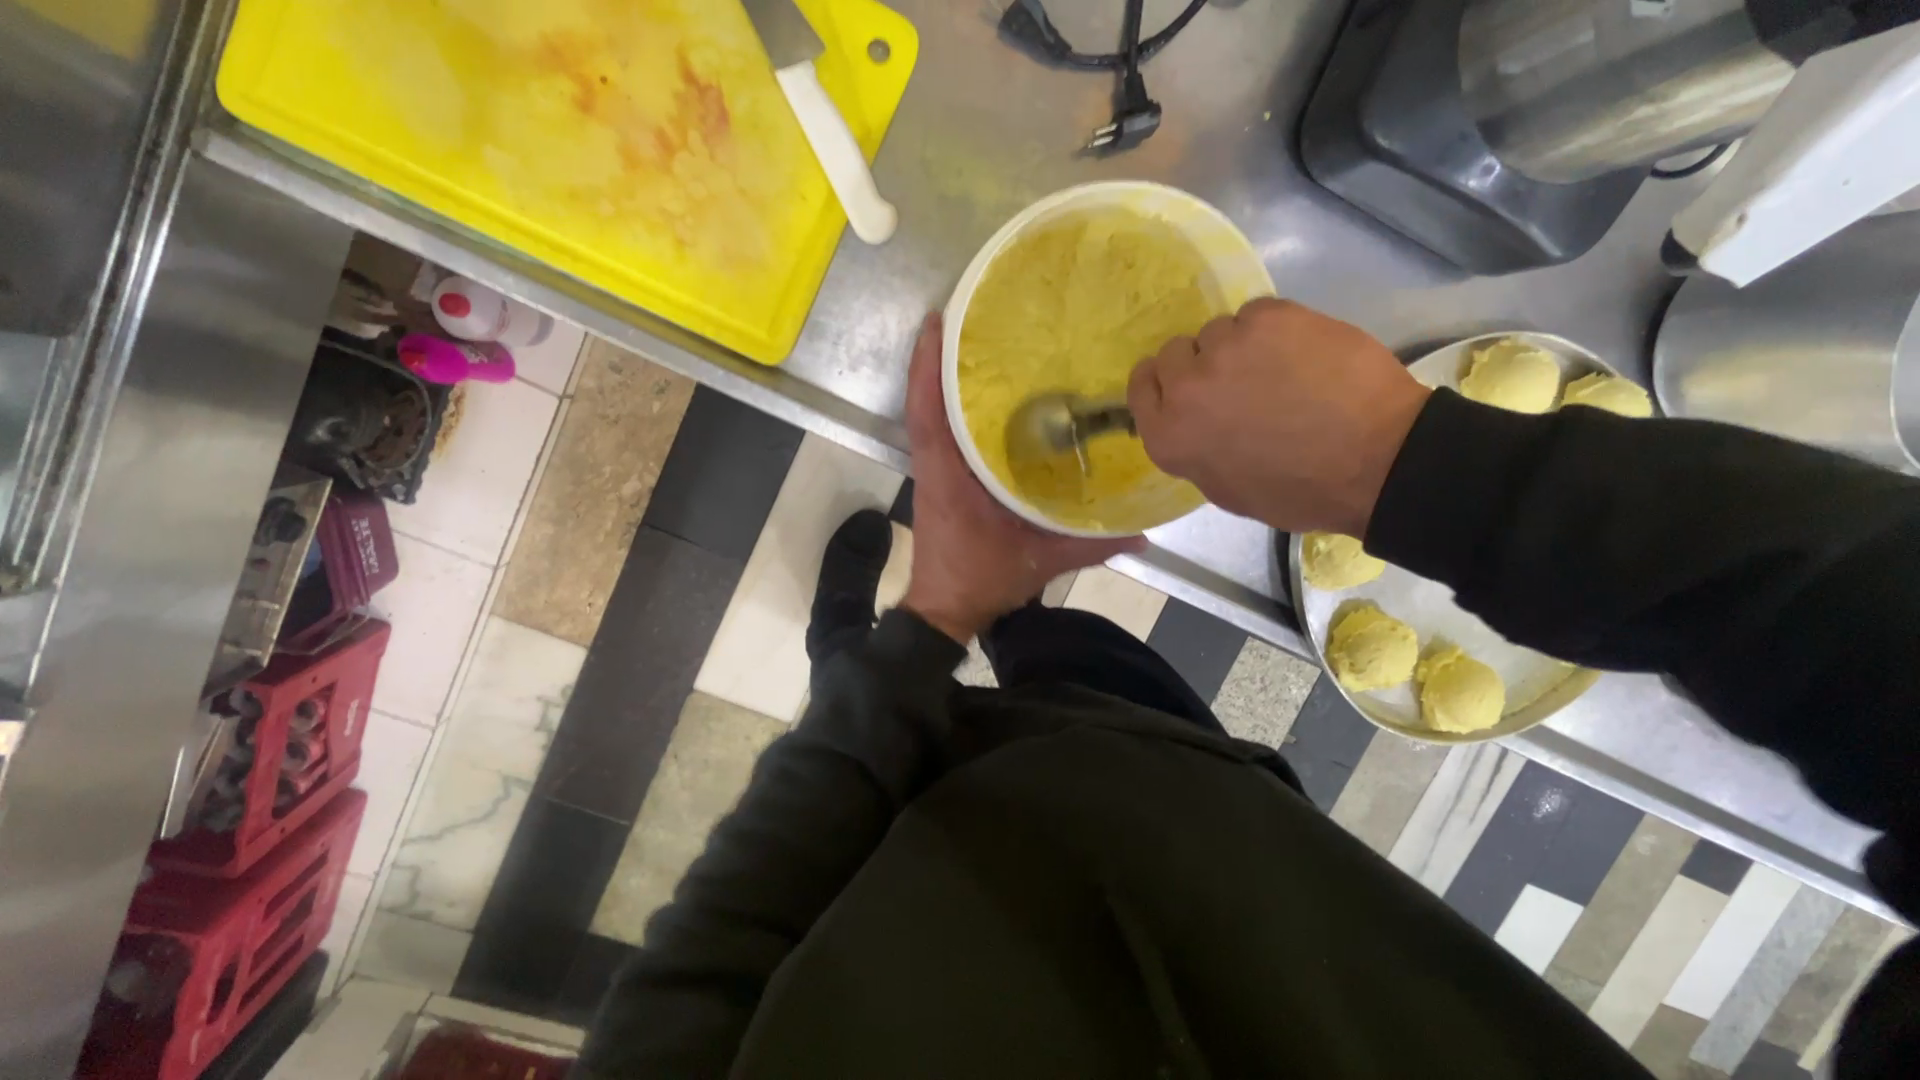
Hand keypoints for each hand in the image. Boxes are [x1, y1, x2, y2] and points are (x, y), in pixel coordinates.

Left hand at [900, 314, 1144, 642]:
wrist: (946, 611)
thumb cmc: (981, 580)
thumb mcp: (1039, 561)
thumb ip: (1090, 545)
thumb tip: (1144, 534)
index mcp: (947, 476)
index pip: (929, 413)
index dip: (928, 369)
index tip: (937, 324)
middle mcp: (936, 466)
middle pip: (928, 403)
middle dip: (940, 360)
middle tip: (968, 320)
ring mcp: (936, 473)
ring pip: (932, 417)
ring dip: (943, 381)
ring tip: (973, 344)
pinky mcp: (941, 481)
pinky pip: (940, 435)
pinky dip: (950, 409)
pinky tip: (981, 396)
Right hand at [1128, 298, 1429, 537]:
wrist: (1376, 460)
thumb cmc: (1300, 490)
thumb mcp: (1225, 489)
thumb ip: (1193, 445)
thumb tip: (1193, 417)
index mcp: (1169, 436)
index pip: (1141, 384)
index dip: (1165, 382)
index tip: (1189, 386)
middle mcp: (1185, 387)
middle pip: (1176, 352)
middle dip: (1202, 363)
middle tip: (1241, 382)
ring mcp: (1227, 347)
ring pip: (1220, 330)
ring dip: (1242, 346)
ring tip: (1281, 369)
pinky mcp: (1271, 318)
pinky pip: (1258, 313)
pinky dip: (1277, 329)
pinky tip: (1304, 354)